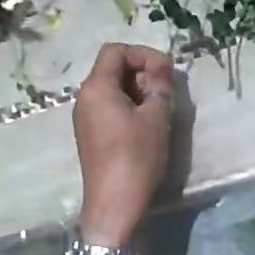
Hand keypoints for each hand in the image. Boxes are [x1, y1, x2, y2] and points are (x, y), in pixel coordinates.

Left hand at [73, 44, 177, 246]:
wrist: (115, 203)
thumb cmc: (136, 157)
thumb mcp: (156, 118)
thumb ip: (160, 88)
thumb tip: (162, 71)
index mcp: (97, 87)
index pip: (116, 51)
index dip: (144, 55)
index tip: (167, 72)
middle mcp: (85, 98)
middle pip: (113, 69)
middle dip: (143, 73)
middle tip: (168, 91)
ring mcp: (87, 118)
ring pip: (114, 90)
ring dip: (139, 92)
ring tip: (162, 109)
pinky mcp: (93, 135)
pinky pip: (111, 109)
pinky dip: (131, 108)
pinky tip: (149, 125)